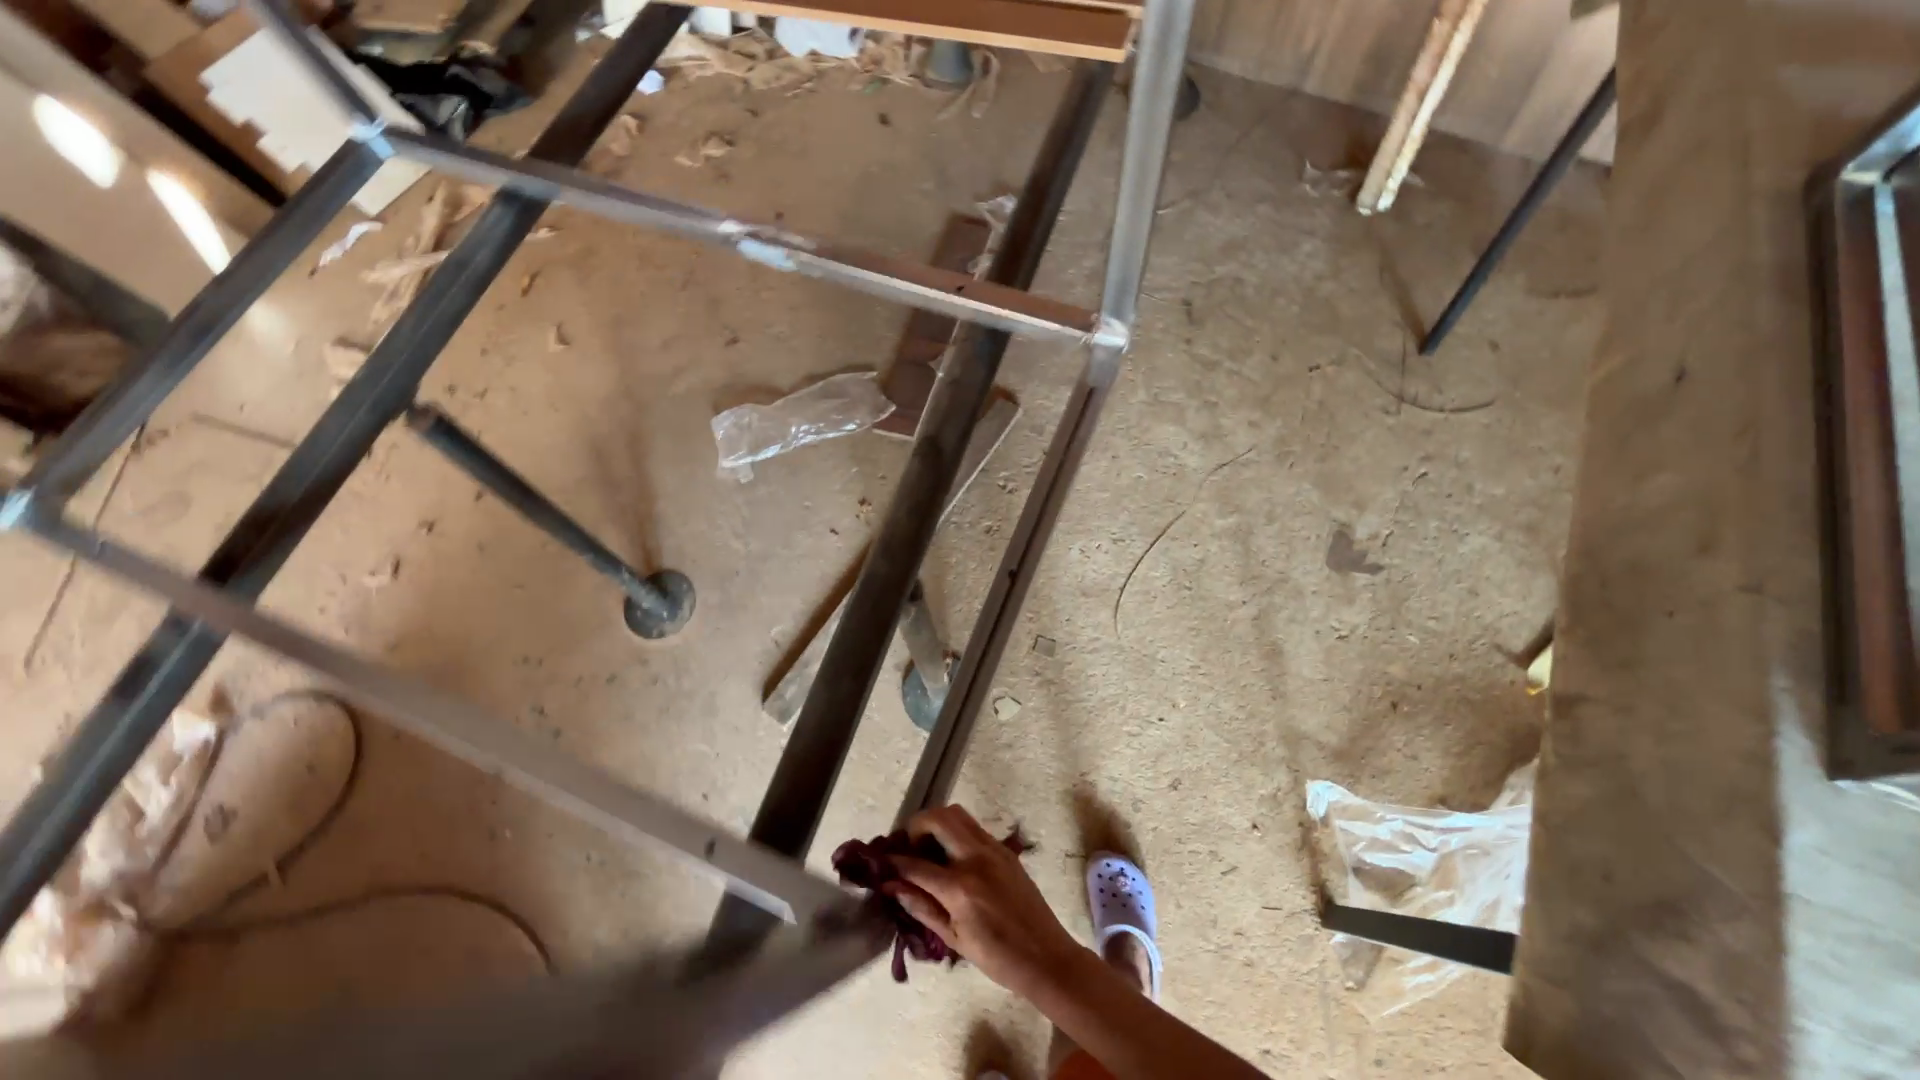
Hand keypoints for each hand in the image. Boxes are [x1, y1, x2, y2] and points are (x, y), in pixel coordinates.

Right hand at [885, 805, 1088, 996]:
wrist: (1046, 956)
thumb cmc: (997, 957)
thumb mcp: (953, 938)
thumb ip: (921, 906)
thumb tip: (891, 886)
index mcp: (960, 887)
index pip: (915, 864)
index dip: (894, 863)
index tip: (881, 864)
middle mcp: (977, 858)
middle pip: (938, 818)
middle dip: (915, 827)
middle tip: (908, 848)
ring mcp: (994, 850)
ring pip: (957, 815)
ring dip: (936, 823)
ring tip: (928, 849)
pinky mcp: (1006, 851)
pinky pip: (974, 828)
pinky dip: (956, 832)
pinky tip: (951, 857)